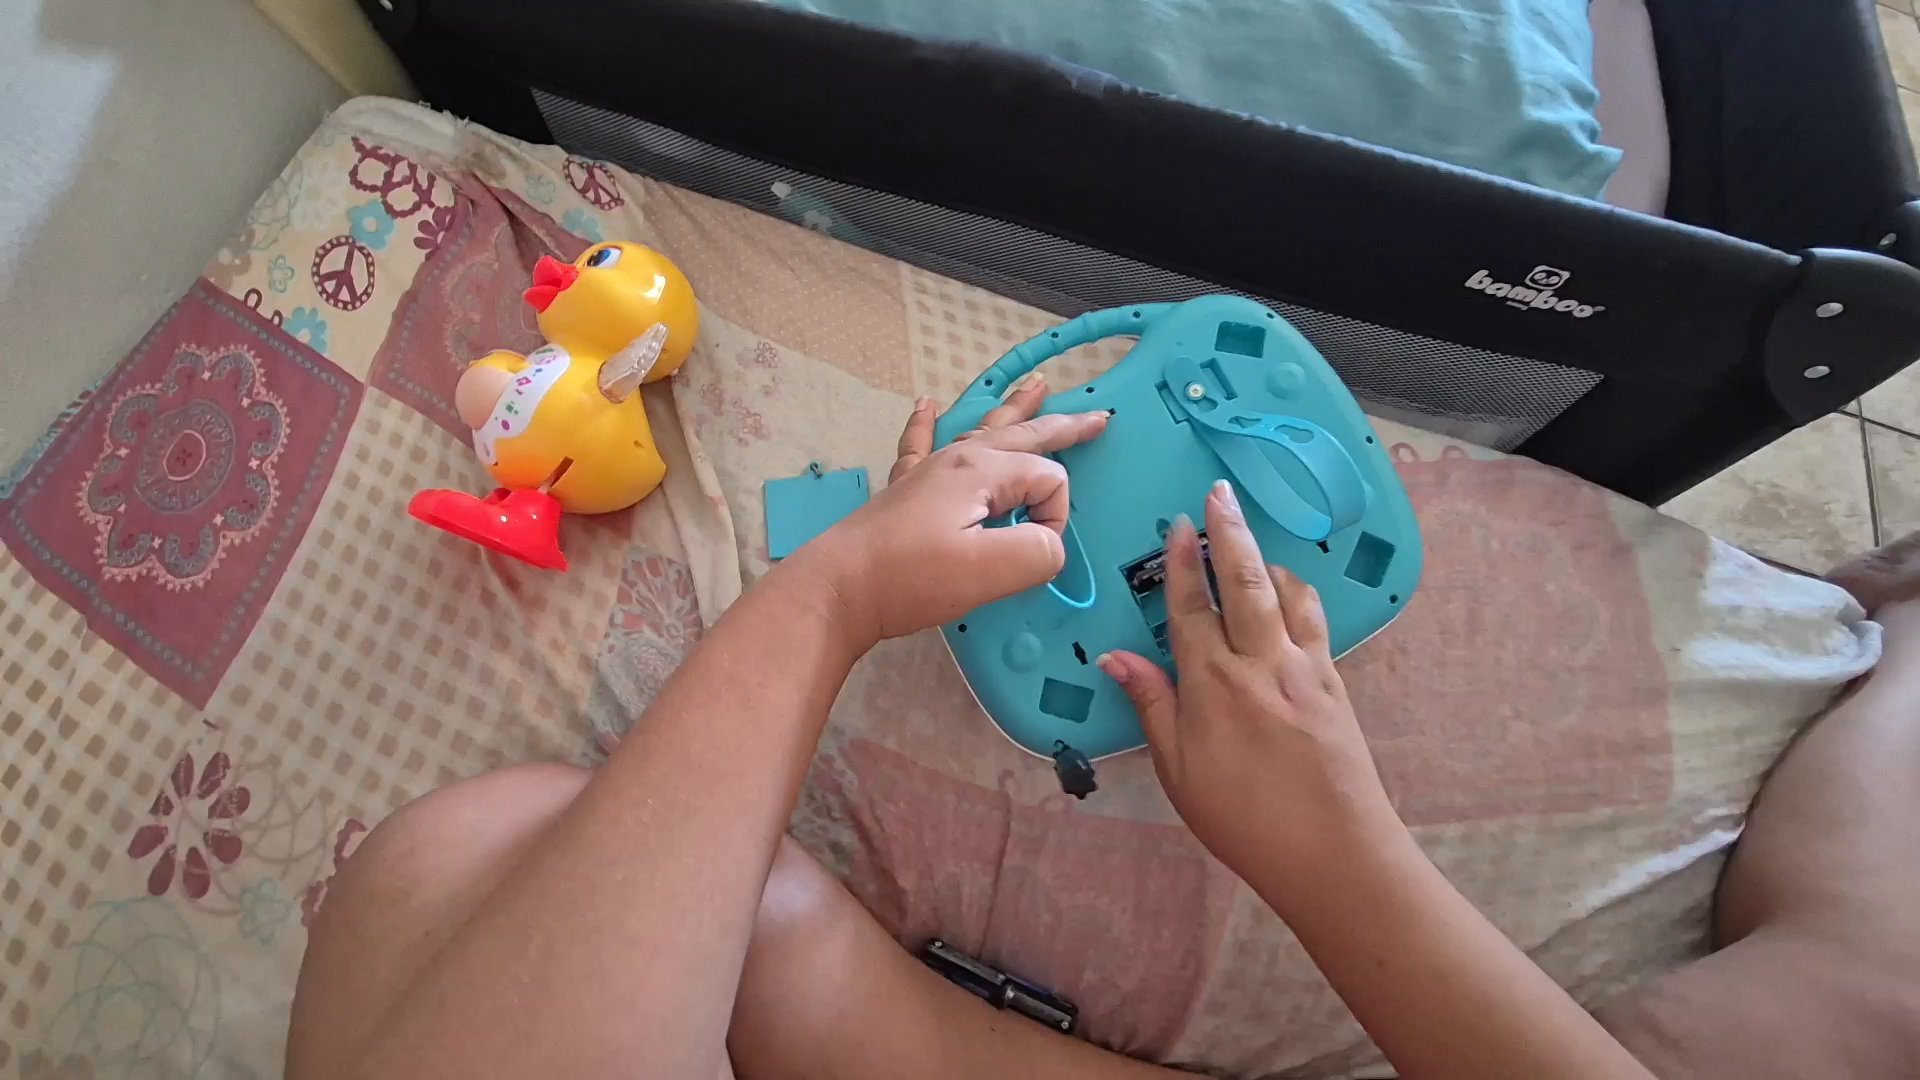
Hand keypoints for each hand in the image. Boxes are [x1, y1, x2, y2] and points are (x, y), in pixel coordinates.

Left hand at [798, 376, 1109, 644]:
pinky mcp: (906, 490)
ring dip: (1012, 409)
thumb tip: (1048, 542)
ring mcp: (929, 470)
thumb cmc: (911, 578)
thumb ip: (1039, 552)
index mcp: (983, 472)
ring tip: (1036, 385)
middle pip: (1023, 435)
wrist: (839, 588)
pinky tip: (926, 405)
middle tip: (1098, 418)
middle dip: (1062, 426)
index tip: (1032, 555)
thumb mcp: (990, 570)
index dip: (1054, 520)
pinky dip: (927, 424)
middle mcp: (958, 459)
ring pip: (981, 429)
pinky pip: (921, 444)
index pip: (1049, 482)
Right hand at [1098, 480, 1400, 885]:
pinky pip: (1315, 620)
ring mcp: (1305, 668)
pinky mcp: (1335, 683)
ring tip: (1250, 546)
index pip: (1191, 607)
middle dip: (1231, 533)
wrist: (1336, 856)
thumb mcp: (1177, 768)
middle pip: (1244, 581)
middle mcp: (1261, 662)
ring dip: (1267, 561)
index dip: (1181, 563)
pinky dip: (1297, 594)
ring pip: (1288, 594)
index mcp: (1213, 683)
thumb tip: (1114, 658)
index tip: (1179, 525)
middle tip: (1221, 493)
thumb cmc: (1243, 817)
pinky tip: (1288, 596)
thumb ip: (1150, 704)